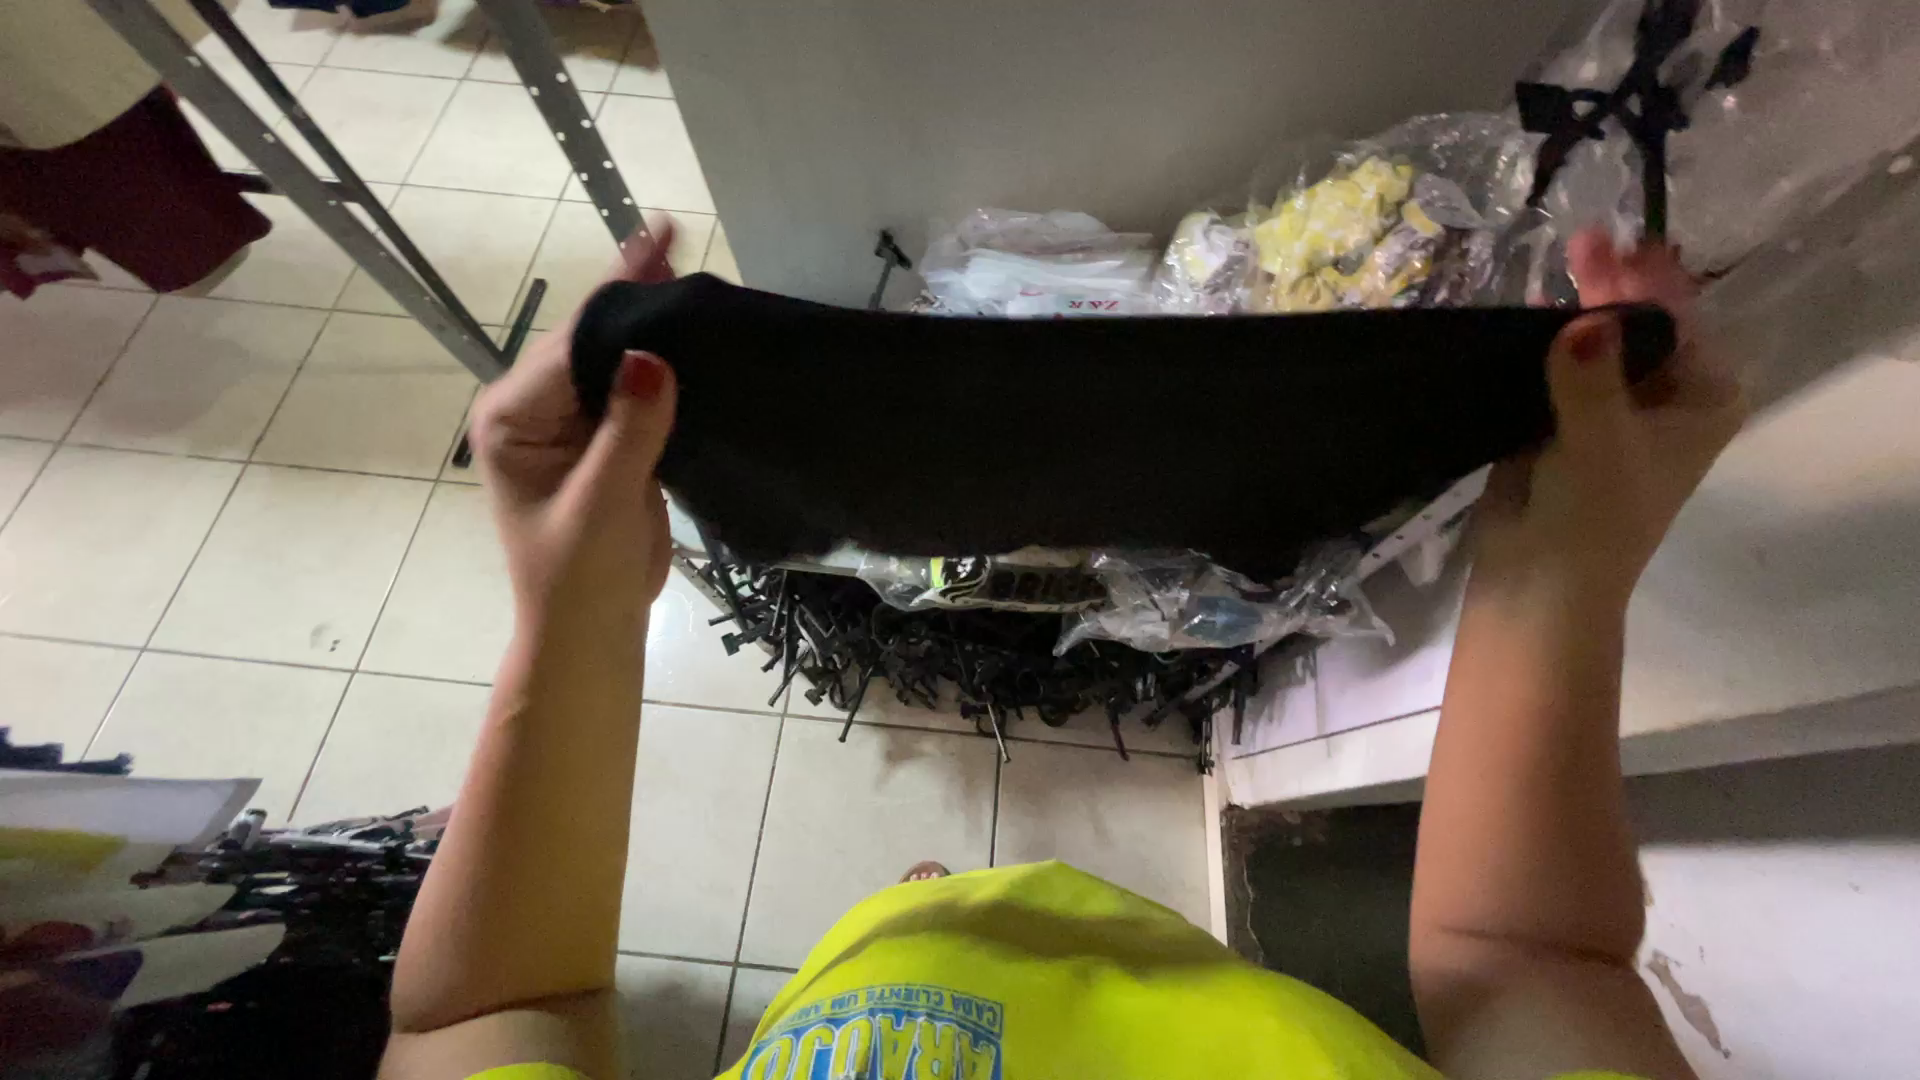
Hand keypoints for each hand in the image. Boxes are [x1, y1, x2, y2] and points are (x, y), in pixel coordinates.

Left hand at [468, 220, 679, 633]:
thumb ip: (626, 431)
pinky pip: (639, 395)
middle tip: (682, 245)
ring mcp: (577, 424)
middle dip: (636, 297)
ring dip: (654, 329)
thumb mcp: (601, 504)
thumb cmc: (582, 576)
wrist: (595, 626)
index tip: (658, 238)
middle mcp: (540, 408)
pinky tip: (696, 346)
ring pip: (618, 364)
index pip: (571, 341)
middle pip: (592, 341)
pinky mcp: (611, 442)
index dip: (619, 293)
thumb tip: (651, 355)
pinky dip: (667, 370)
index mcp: (516, 415)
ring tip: (695, 280)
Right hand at [1473, 228, 1747, 605]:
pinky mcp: (1556, 426)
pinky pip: (1552, 374)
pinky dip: (1540, 347)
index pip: (1676, 323)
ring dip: (1572, 314)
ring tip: (1551, 272)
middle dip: (1610, 288)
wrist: (1539, 576)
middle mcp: (1661, 399)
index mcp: (1700, 399)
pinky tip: (1524, 321)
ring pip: (1591, 349)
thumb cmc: (1592, 514)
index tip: (1619, 242)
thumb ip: (1590, 380)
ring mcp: (1606, 412)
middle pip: (1635, 328)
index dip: (1646, 281)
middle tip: (1582, 242)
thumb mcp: (1599, 444)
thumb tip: (1581, 320)